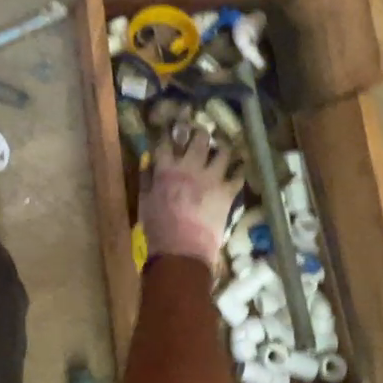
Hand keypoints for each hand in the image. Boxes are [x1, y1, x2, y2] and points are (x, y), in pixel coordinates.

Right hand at [139, 125, 243, 267]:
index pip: (166, 143)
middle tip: (201, 132)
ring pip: (223, 152)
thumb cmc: (158, 228)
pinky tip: (238, 169)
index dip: (168, 134)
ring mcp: (212, 178)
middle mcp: (190, 167)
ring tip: (222, 148)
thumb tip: (148, 163)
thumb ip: (146, 179)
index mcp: (166, 170)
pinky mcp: (227, 192)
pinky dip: (239, 171)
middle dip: (200, 132)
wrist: (182, 250)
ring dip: (222, 148)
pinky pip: (238, 175)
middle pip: (199, 139)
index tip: (170, 131)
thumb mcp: (144, 202)